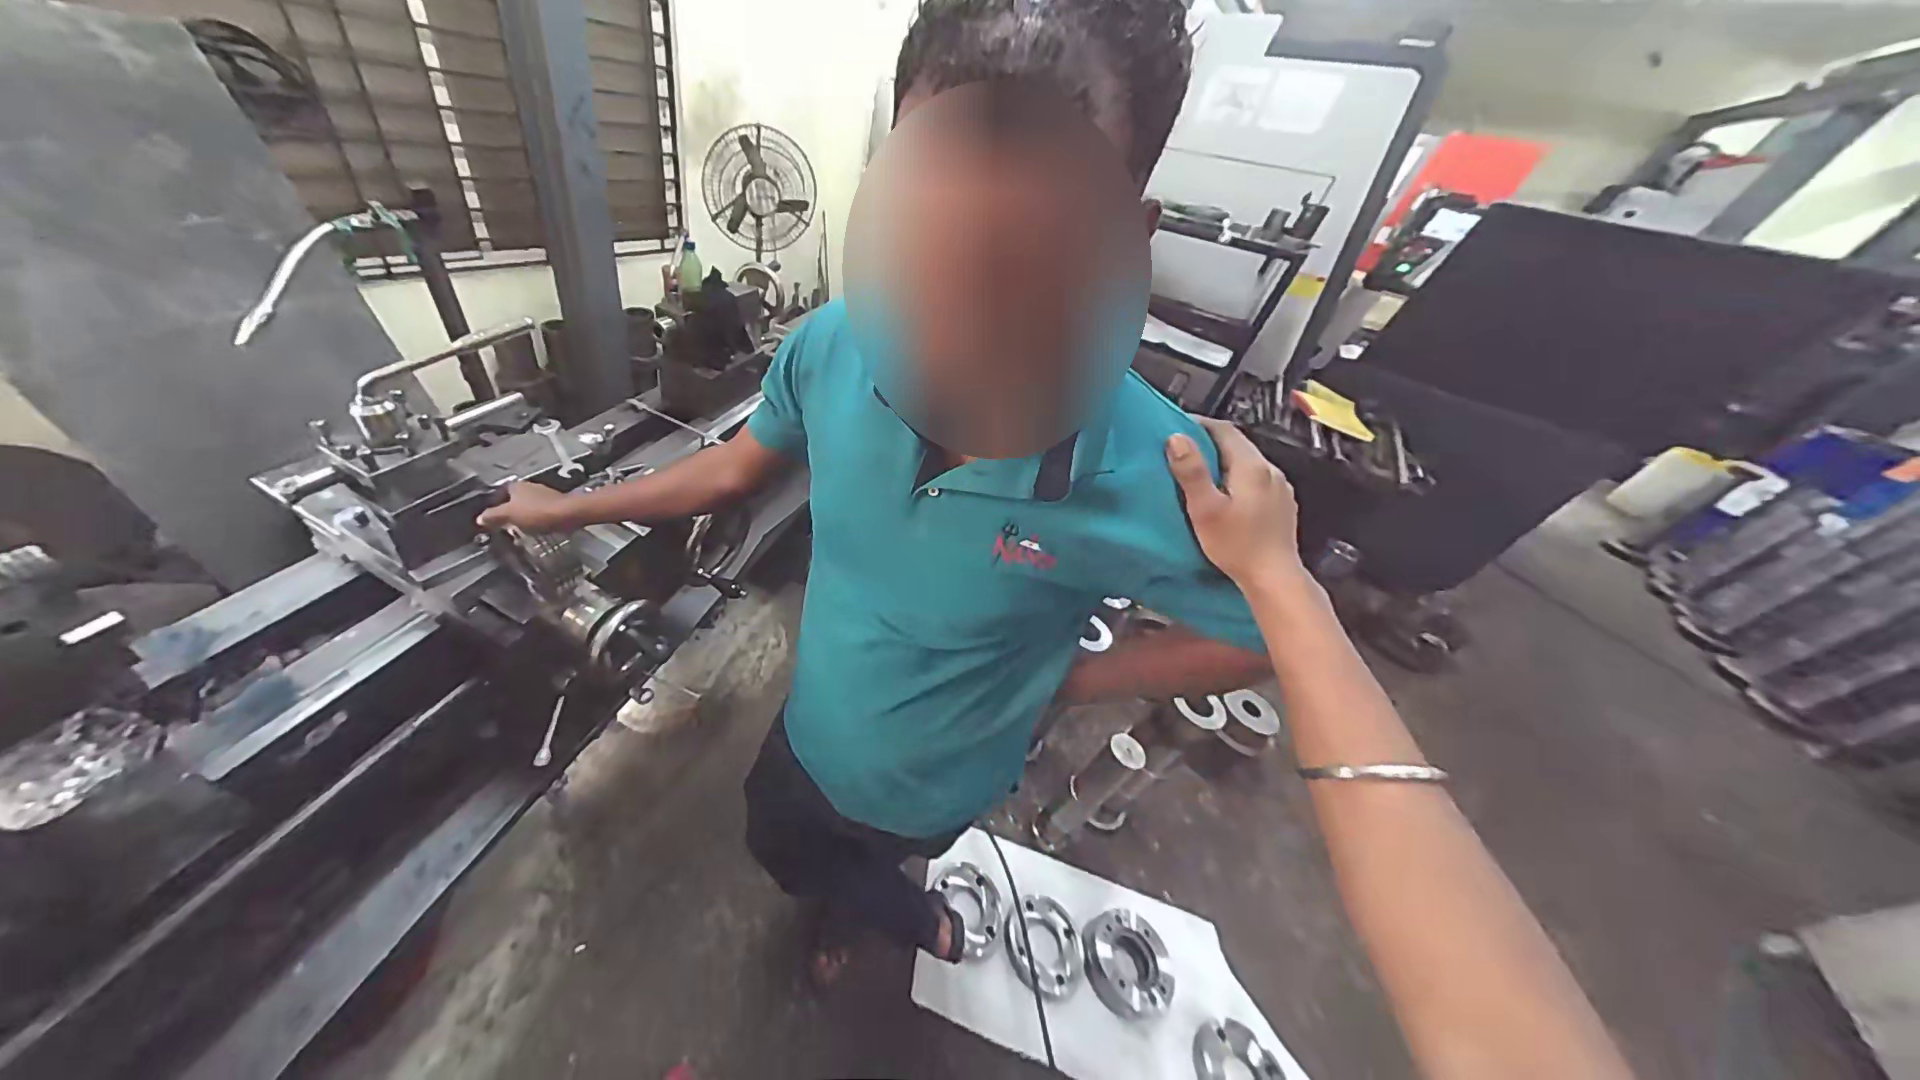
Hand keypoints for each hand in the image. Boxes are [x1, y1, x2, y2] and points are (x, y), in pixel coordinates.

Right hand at [477, 481, 570, 531]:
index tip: (493, 518)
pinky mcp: (559, 504)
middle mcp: (531, 486)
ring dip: (526, 517)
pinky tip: (539, 529)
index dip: (495, 505)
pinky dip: (540, 520)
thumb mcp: (509, 514)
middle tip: (506, 527)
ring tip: (521, 531)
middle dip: (511, 512)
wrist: (571, 513)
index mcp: (516, 486)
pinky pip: (544, 513)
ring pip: (530, 506)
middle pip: (515, 500)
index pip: (499, 493)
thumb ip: (493, 516)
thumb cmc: (537, 512)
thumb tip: (480, 518)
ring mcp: (547, 495)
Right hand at [1166, 417, 1305, 588]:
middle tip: (1182, 449)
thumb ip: (1191, 472)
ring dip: (1224, 460)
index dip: (1199, 424)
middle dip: (1209, 441)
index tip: (1176, 426)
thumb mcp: (1205, 509)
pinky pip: (1256, 479)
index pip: (1224, 429)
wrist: (1274, 577)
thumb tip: (1175, 438)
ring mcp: (1280, 487)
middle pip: (1237, 444)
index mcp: (1251, 466)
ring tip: (1200, 471)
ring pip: (1247, 461)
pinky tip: (1226, 493)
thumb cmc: (1236, 545)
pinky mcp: (1282, 503)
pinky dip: (1237, 477)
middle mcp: (1270, 470)